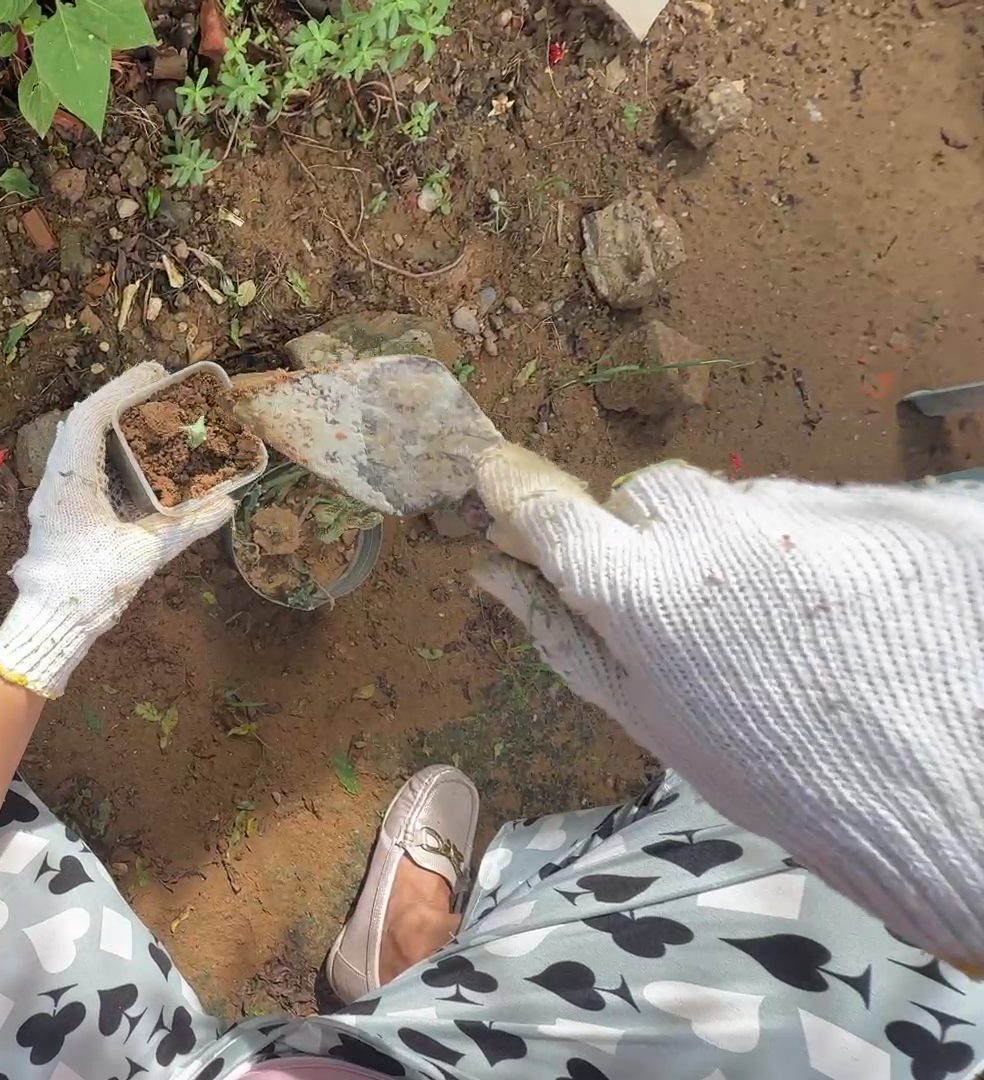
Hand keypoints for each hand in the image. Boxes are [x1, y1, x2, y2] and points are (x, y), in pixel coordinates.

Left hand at [0, 363, 234, 696]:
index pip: (91, 417)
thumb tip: (227, 504)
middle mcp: (56, 481)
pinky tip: (128, 451)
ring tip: (145, 411)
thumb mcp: (144, 554)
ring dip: (108, 420)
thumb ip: (186, 526)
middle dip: (118, 398)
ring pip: (76, 440)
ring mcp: (52, 494)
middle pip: (82, 421)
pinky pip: (77, 462)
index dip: (122, 389)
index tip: (153, 374)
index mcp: (71, 483)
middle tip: (155, 387)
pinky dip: (102, 447)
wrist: (51, 622)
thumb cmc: (90, 586)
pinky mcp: (57, 507)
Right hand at [472, 443, 983, 971]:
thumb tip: (486, 565)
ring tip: (775, 605)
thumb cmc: (758, 763)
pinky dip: (811, 540)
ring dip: (731, 535)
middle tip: (671, 584)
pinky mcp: (915, 515)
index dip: (515, 487)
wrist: (951, 806)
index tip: (496, 474)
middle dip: (640, 525)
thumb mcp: (633, 703)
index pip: (550, 508)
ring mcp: (829, 520)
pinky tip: (839, 601)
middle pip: (649, 490)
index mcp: (641, 595)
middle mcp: (724, 539)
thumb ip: (552, 621)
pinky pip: (826, 505)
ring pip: (739, 496)